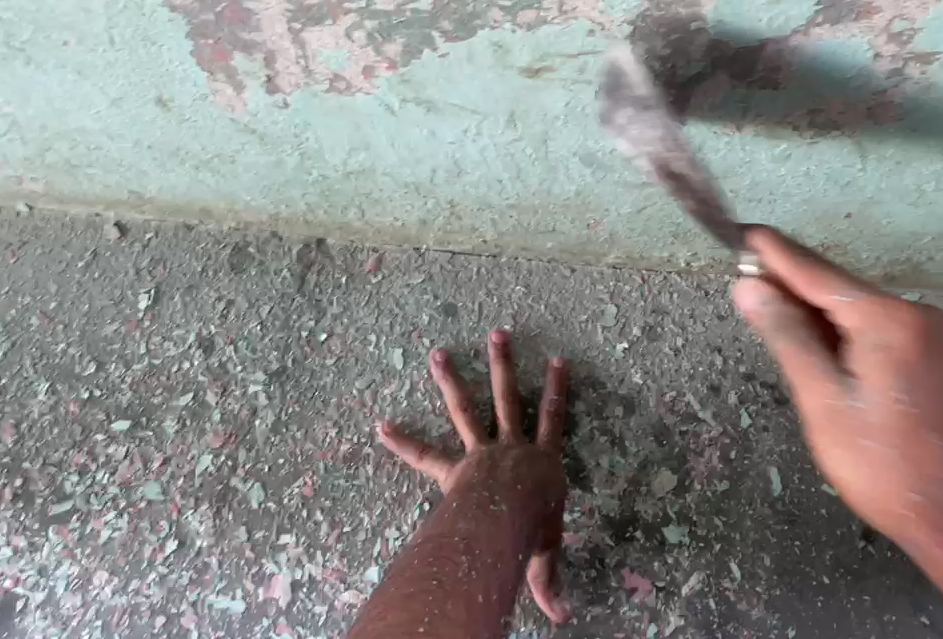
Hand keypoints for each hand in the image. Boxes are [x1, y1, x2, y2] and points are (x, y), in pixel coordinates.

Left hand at [376, 329, 571, 622]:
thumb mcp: (547, 552)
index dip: (556, 389)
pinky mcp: (454, 469)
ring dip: (452, 379)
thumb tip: (562, 617)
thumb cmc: (533, 533)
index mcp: (539, 459)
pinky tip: (381, 425)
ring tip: (437, 352)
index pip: (553, 416)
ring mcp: (480, 453)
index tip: (557, 358)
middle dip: (503, 364)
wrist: (505, 526)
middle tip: (496, 331)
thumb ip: (548, 578)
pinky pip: (425, 455)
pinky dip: (403, 442)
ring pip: (467, 408)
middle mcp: (510, 446)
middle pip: (508, 397)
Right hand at [733, 229, 942, 638]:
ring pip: (853, 307)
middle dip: (789, 285)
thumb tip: (747, 285)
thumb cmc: (883, 466)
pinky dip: (839, 329)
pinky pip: (874, 325)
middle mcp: (915, 313)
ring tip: (773, 320)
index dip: (774, 252)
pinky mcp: (934, 353)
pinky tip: (817, 346)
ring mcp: (931, 332)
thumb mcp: (821, 400)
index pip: (816, 272)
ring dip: (813, 310)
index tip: (741, 232)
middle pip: (836, 287)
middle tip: (744, 286)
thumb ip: (785, 335)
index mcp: (888, 319)